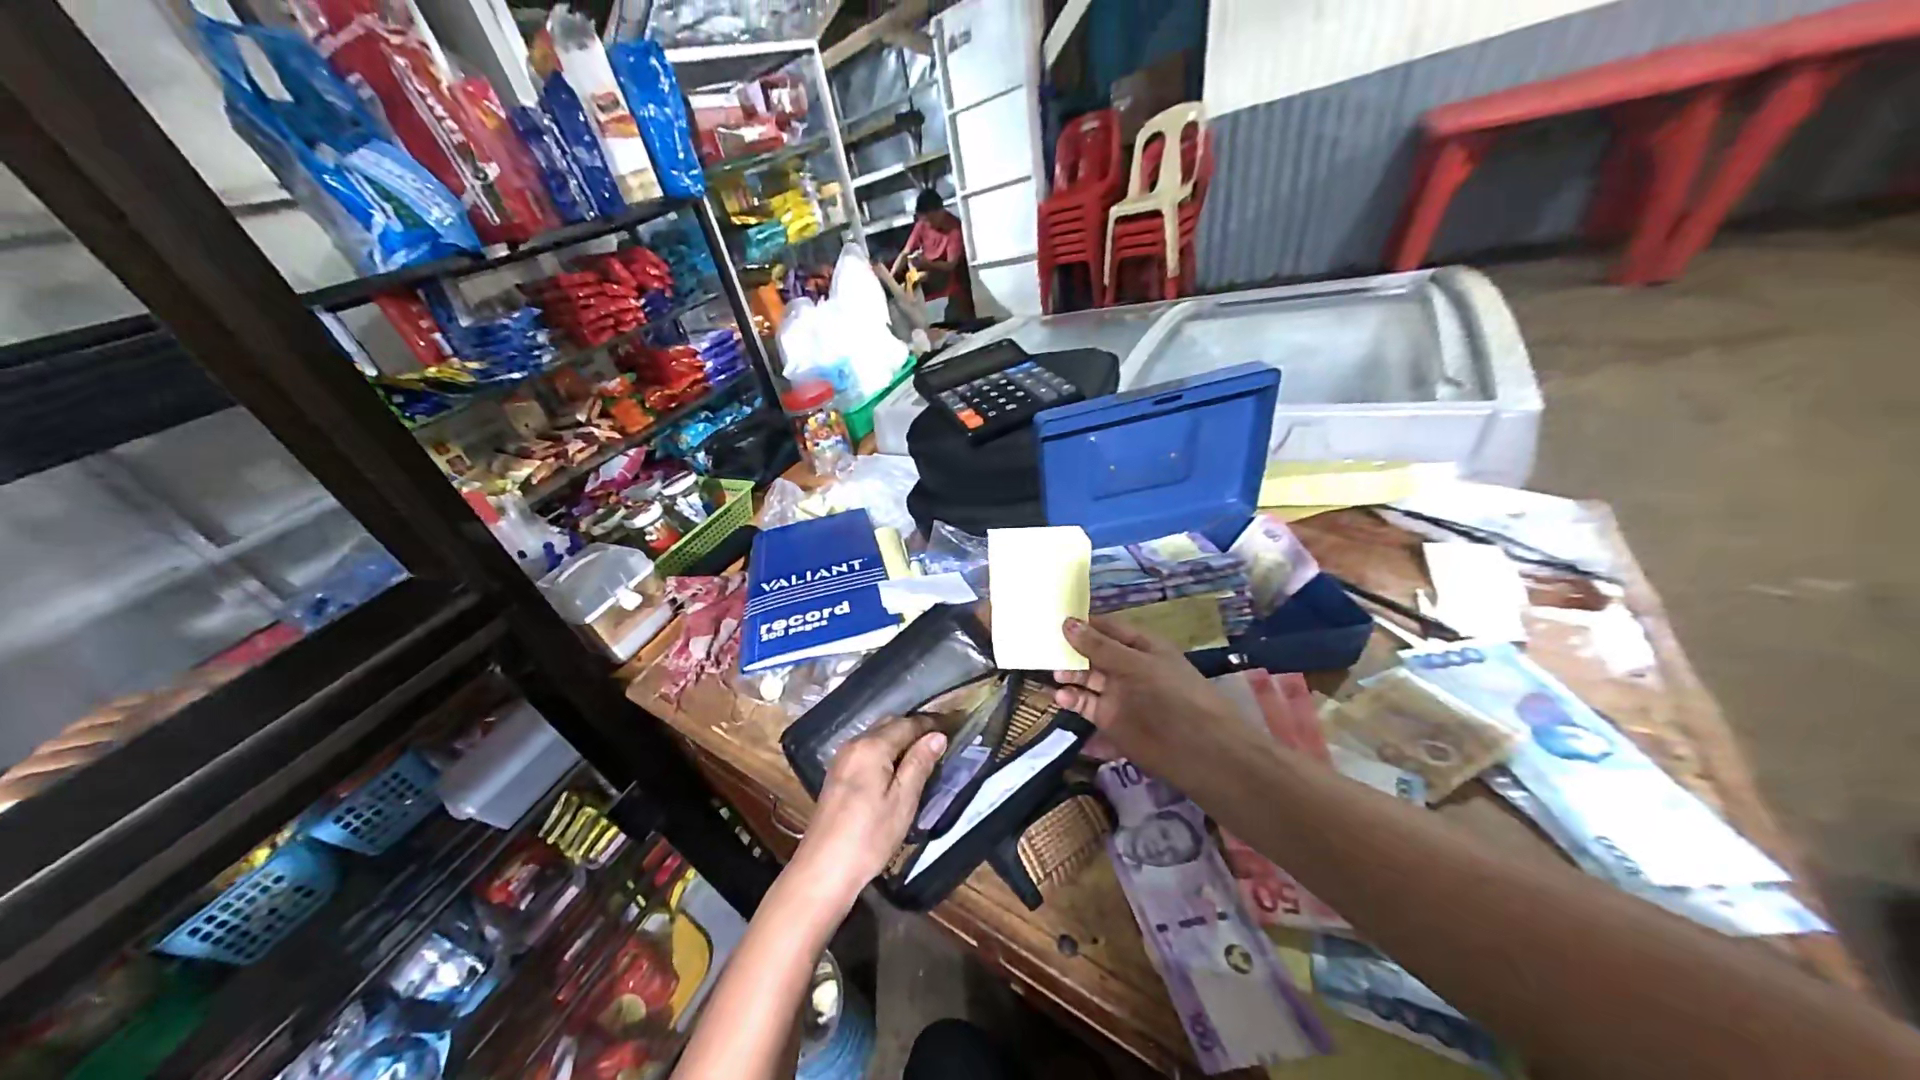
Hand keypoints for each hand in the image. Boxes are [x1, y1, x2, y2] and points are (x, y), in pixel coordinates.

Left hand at [791, 717, 946, 904]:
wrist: (824, 869)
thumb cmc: (869, 836)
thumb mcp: (903, 801)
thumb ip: (919, 764)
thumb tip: (937, 736)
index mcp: (871, 747)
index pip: (907, 724)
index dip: (930, 724)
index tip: (953, 726)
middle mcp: (854, 745)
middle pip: (889, 725)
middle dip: (915, 728)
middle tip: (941, 740)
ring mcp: (842, 759)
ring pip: (876, 737)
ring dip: (899, 739)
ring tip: (924, 753)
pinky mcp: (837, 775)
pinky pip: (866, 750)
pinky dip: (885, 751)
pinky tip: (897, 768)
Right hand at [1051, 616, 1256, 786]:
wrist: (1198, 750)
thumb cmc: (1171, 694)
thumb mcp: (1135, 664)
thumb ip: (1099, 647)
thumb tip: (1066, 623)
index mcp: (1140, 647)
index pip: (1105, 628)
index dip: (1080, 624)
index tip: (1050, 618)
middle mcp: (1126, 668)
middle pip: (1091, 655)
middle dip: (1068, 651)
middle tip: (1041, 649)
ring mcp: (1117, 695)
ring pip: (1085, 682)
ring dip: (1068, 678)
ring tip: (1053, 677)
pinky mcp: (1110, 721)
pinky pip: (1086, 708)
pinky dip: (1072, 705)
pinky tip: (1059, 701)